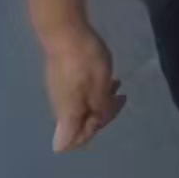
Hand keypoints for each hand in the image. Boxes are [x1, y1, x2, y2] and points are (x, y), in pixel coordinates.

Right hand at [43, 26, 124, 151]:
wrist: (65, 34)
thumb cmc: (86, 60)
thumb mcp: (100, 84)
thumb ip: (99, 108)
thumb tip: (94, 126)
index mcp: (67, 113)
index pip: (66, 144)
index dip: (88, 134)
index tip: (104, 115)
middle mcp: (60, 108)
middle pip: (78, 125)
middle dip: (100, 115)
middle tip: (118, 96)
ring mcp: (59, 94)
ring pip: (80, 108)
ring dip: (99, 101)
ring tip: (116, 84)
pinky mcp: (62, 81)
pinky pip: (78, 95)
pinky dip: (93, 91)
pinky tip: (106, 76)